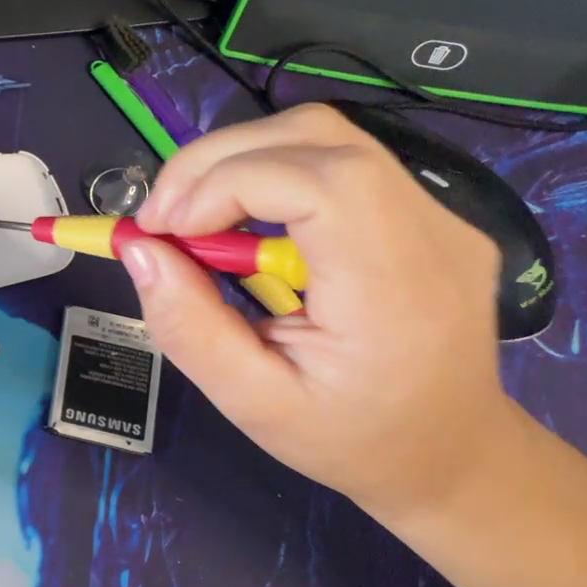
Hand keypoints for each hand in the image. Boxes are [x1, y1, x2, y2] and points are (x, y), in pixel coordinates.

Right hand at [124, 104, 527, 520]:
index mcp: (396, 289)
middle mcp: (431, 232)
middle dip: (213, 163)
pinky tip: (230, 219)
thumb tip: (137, 249)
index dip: (227, 184)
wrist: (449, 452)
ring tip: (188, 217)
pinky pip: (326, 158)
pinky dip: (257, 170)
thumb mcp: (250, 402)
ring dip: (231, 160)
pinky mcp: (415, 209)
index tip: (166, 231)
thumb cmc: (347, 437)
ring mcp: (432, 213)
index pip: (324, 182)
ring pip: (317, 134)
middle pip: (315, 138)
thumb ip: (188, 326)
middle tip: (159, 221)